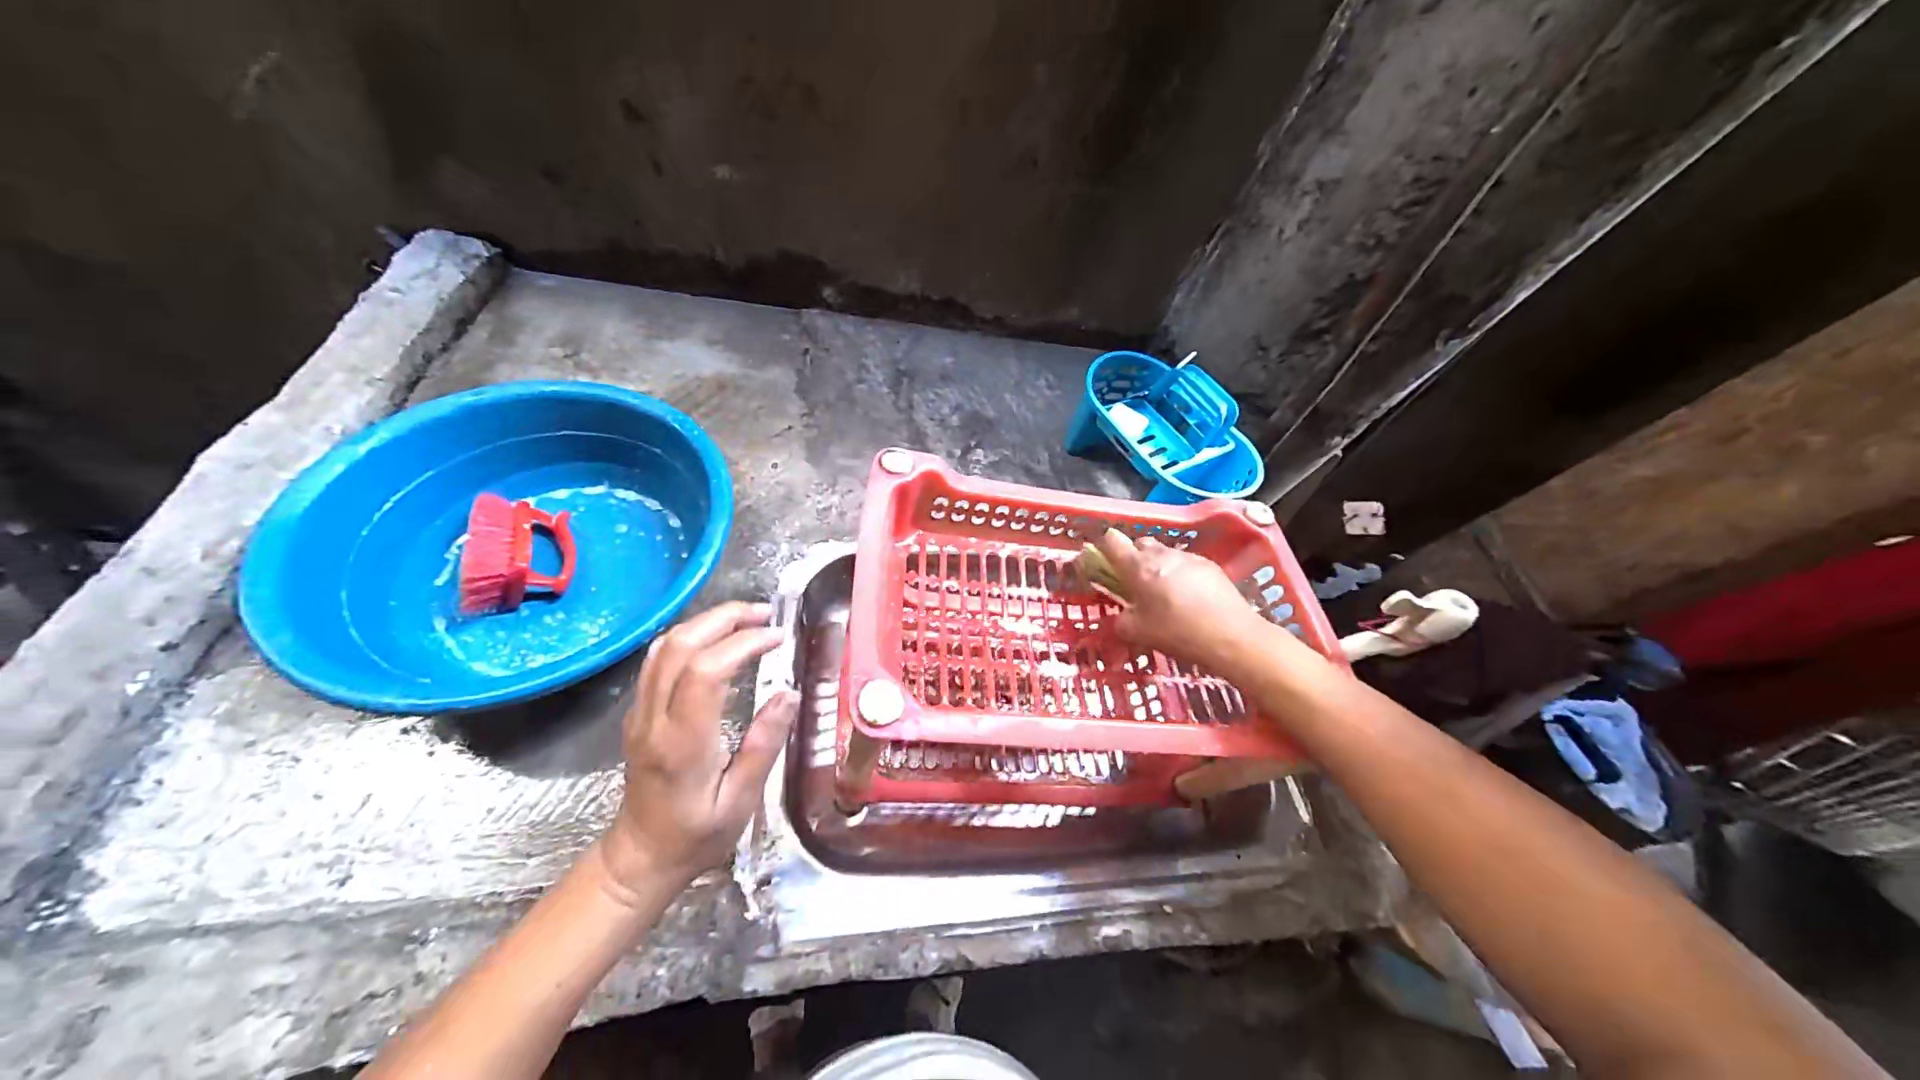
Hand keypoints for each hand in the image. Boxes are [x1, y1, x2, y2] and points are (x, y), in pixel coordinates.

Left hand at [597, 602, 798, 903]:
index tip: (777, 638)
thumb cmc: (697, 834)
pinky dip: (691, 636)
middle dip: (724, 619)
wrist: (641, 856)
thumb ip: (764, 745)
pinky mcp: (638, 711)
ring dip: (706, 623)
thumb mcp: (741, 800)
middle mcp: (654, 719)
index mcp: (682, 743)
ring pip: (664, 646)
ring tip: (747, 620)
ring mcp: (640, 712)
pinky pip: (659, 659)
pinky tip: (717, 639)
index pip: (705, 672)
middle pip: (680, 646)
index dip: (743, 644)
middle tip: (766, 615)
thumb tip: (788, 694)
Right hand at [1092, 529, 1266, 669]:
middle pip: (1139, 543)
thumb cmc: (1177, 632)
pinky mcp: (1209, 564)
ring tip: (1165, 592)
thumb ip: (1120, 620)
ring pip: (1164, 553)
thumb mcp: (1137, 632)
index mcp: (1138, 567)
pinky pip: (1185, 562)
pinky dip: (1180, 573)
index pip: (1111, 541)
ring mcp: (1188, 557)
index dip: (1104, 547)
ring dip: (1158, 566)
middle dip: (1133, 558)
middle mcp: (1161, 554)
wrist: (1231, 636)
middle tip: (1135, 583)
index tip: (1103, 562)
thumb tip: (1119, 615)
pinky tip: (1189, 597)